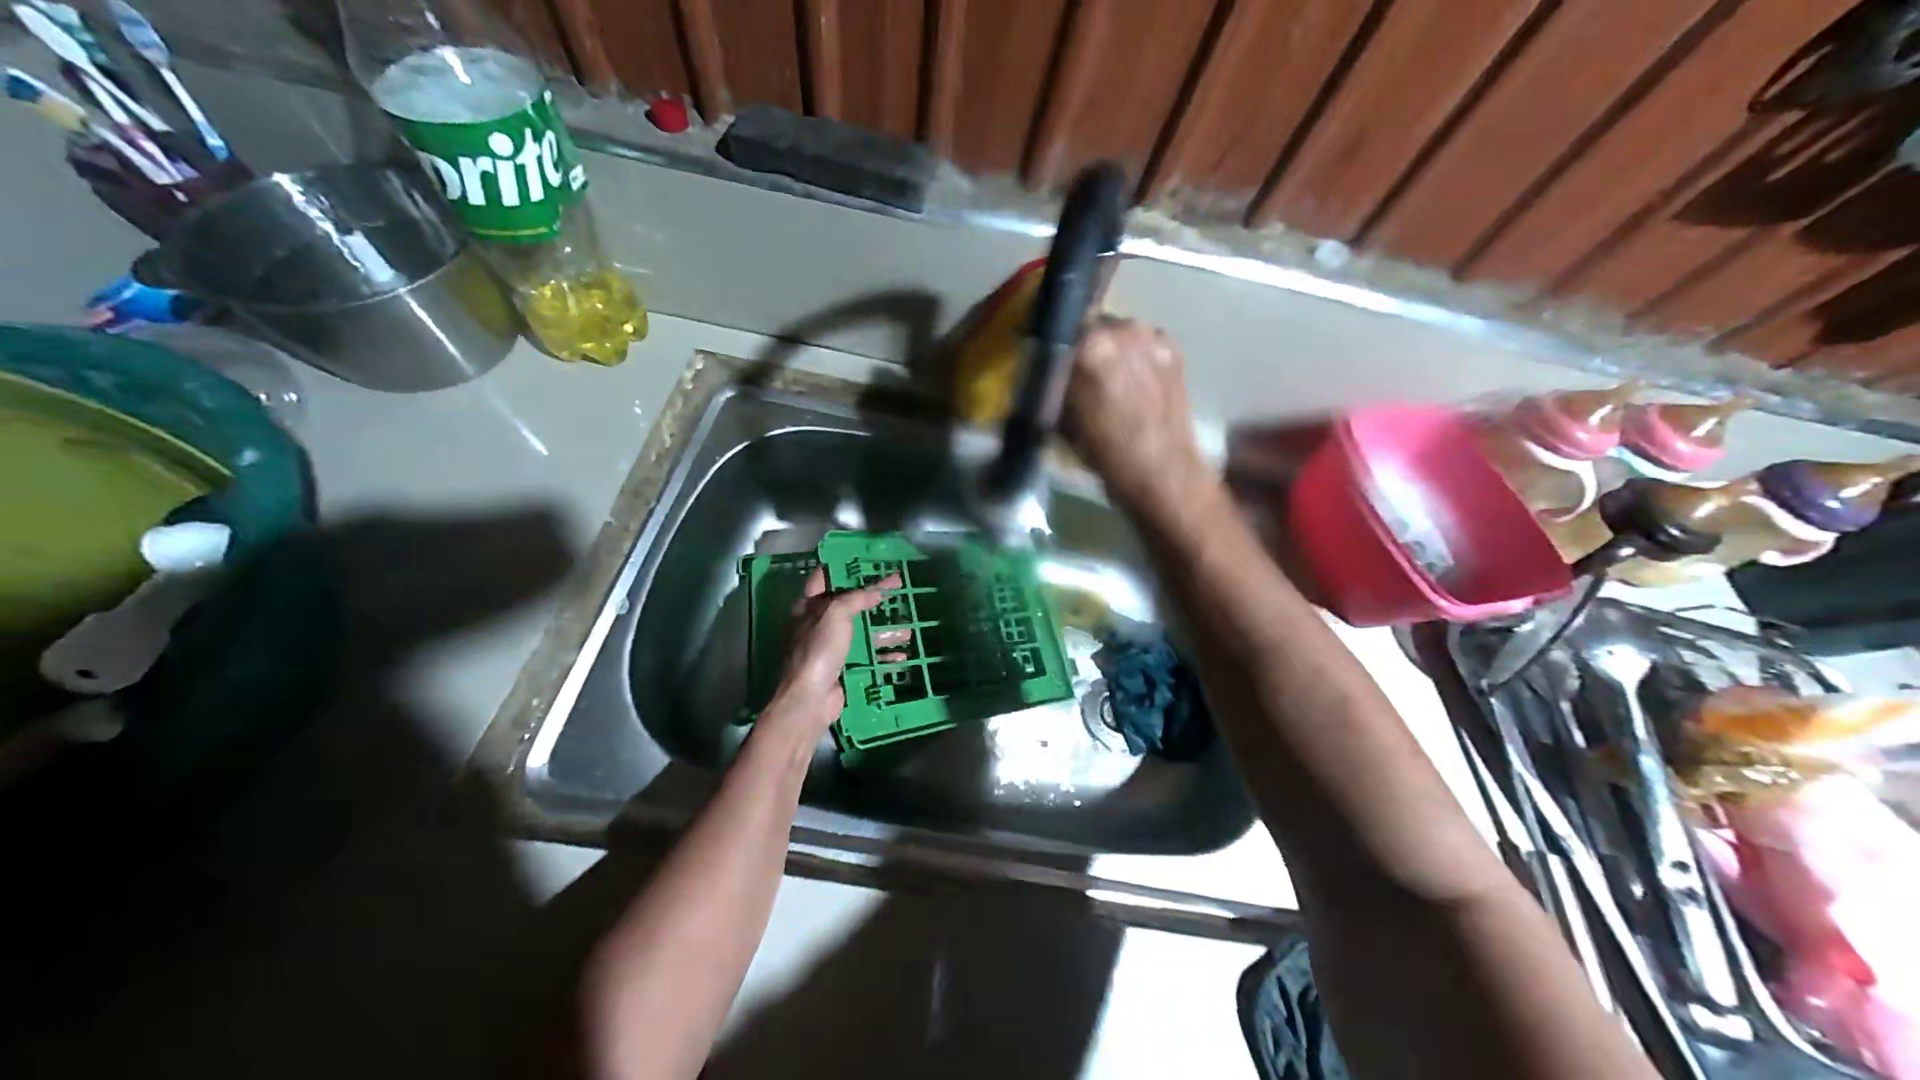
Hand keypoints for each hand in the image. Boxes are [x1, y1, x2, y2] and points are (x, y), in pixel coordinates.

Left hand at [764, 567, 906, 732]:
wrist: (810, 698)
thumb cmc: (819, 649)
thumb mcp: (835, 613)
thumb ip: (857, 597)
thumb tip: (878, 590)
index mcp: (809, 605)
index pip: (826, 576)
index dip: (846, 566)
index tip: (870, 560)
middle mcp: (819, 623)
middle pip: (850, 604)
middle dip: (874, 599)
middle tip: (899, 589)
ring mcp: (831, 647)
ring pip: (863, 632)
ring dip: (885, 630)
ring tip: (909, 627)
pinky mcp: (843, 668)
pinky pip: (868, 657)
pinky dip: (884, 655)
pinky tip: (902, 654)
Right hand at [1061, 316, 1209, 511]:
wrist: (1159, 469)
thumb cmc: (1103, 450)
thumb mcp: (1060, 419)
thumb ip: (1053, 386)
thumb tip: (1048, 374)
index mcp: (1087, 346)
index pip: (1059, 330)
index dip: (1054, 347)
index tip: (1052, 361)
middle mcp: (1121, 329)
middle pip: (1094, 327)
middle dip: (1087, 346)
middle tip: (1082, 371)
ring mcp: (1152, 337)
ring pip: (1122, 333)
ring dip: (1115, 349)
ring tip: (1112, 378)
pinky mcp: (1173, 349)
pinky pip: (1146, 343)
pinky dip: (1139, 356)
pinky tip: (1136, 380)